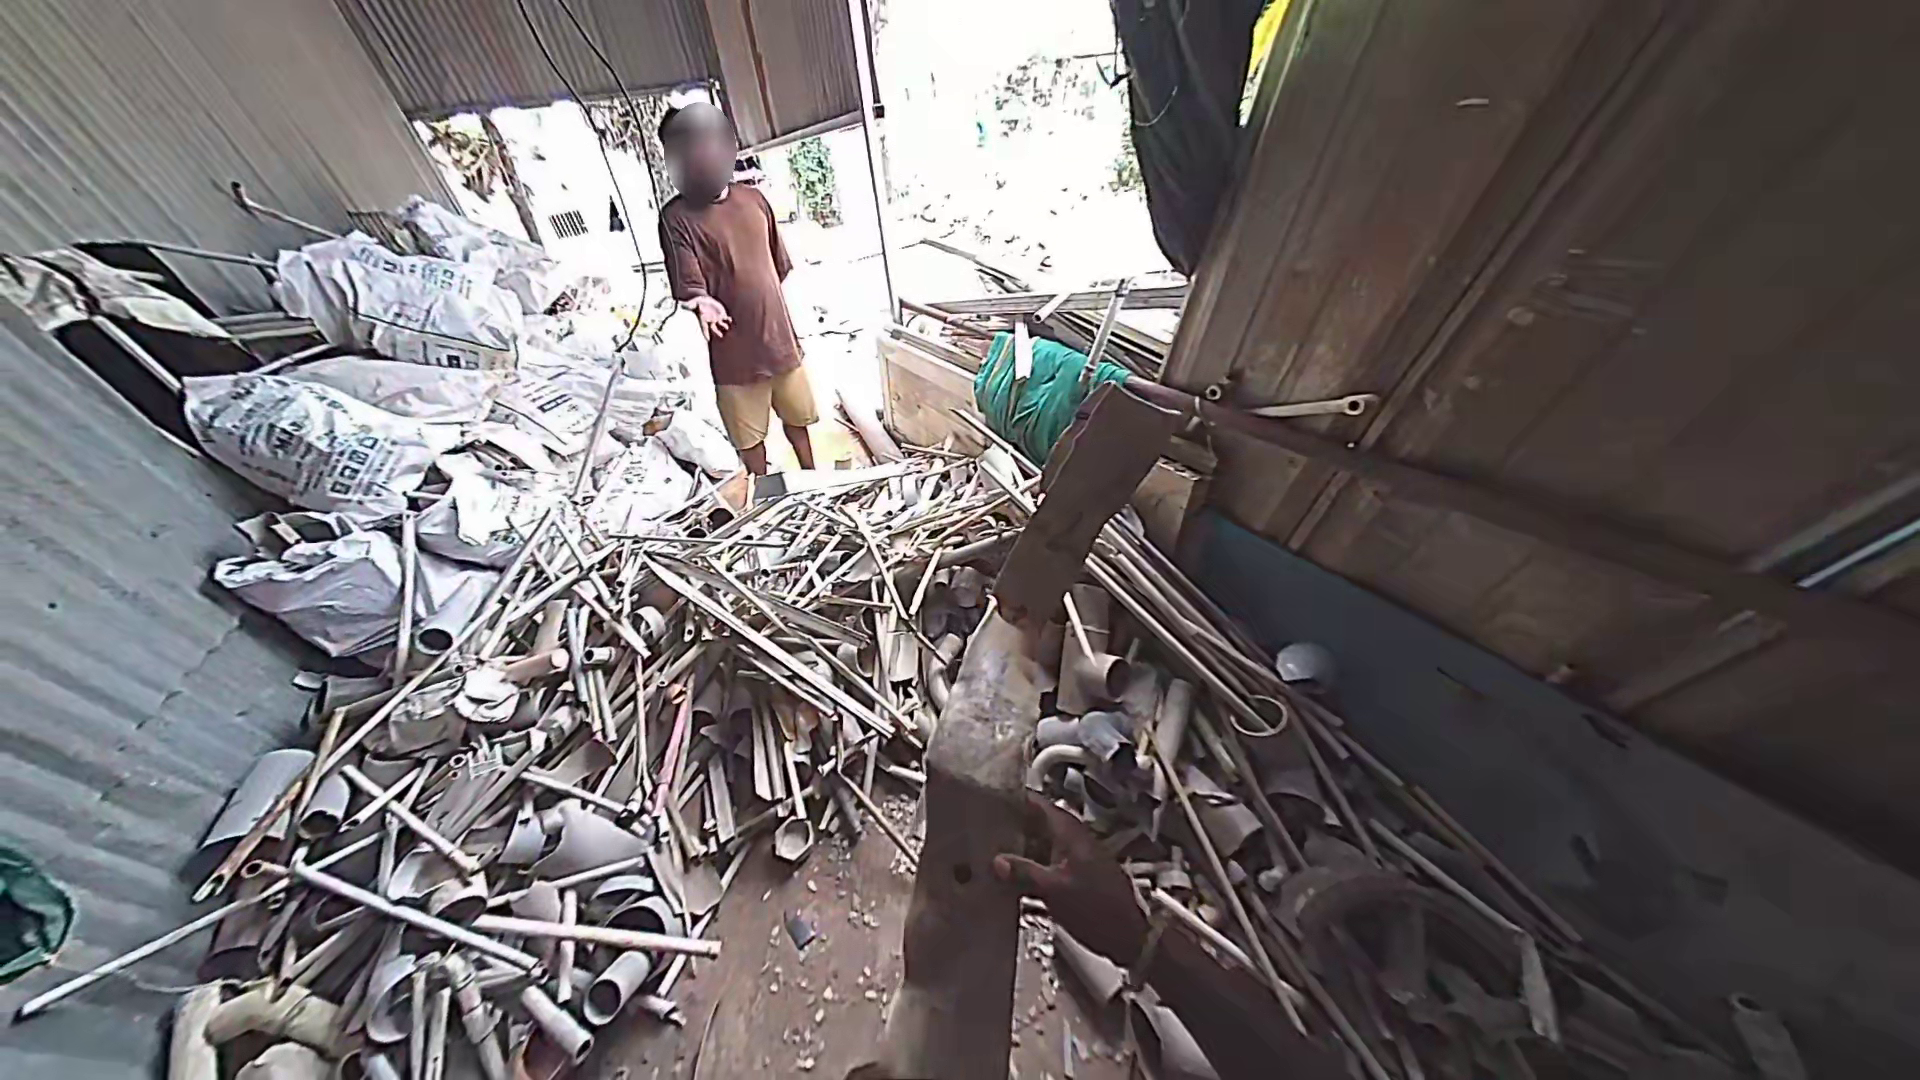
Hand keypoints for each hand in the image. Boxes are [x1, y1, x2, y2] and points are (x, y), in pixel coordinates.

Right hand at [687, 295, 730, 339]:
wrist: (705, 300)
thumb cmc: (698, 302)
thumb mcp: (693, 303)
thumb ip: (689, 305)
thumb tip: (682, 305)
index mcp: (704, 319)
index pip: (704, 327)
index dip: (706, 333)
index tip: (708, 339)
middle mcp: (711, 320)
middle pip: (714, 328)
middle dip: (717, 332)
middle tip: (721, 335)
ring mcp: (717, 318)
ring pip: (721, 324)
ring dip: (724, 326)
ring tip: (726, 327)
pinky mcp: (721, 315)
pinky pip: (726, 319)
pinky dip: (728, 320)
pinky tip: (730, 320)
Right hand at [994, 793, 1149, 965]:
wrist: (1130, 937)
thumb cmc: (1096, 908)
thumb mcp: (1054, 890)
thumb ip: (1023, 871)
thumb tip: (996, 860)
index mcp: (1067, 830)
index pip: (1035, 802)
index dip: (1012, 799)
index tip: (989, 800)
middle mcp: (1071, 837)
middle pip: (1035, 823)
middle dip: (1010, 826)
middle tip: (983, 830)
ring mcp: (1074, 856)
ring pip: (1039, 844)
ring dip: (1019, 850)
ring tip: (990, 855)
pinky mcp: (1075, 875)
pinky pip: (1046, 863)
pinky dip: (1030, 868)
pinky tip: (1012, 882)